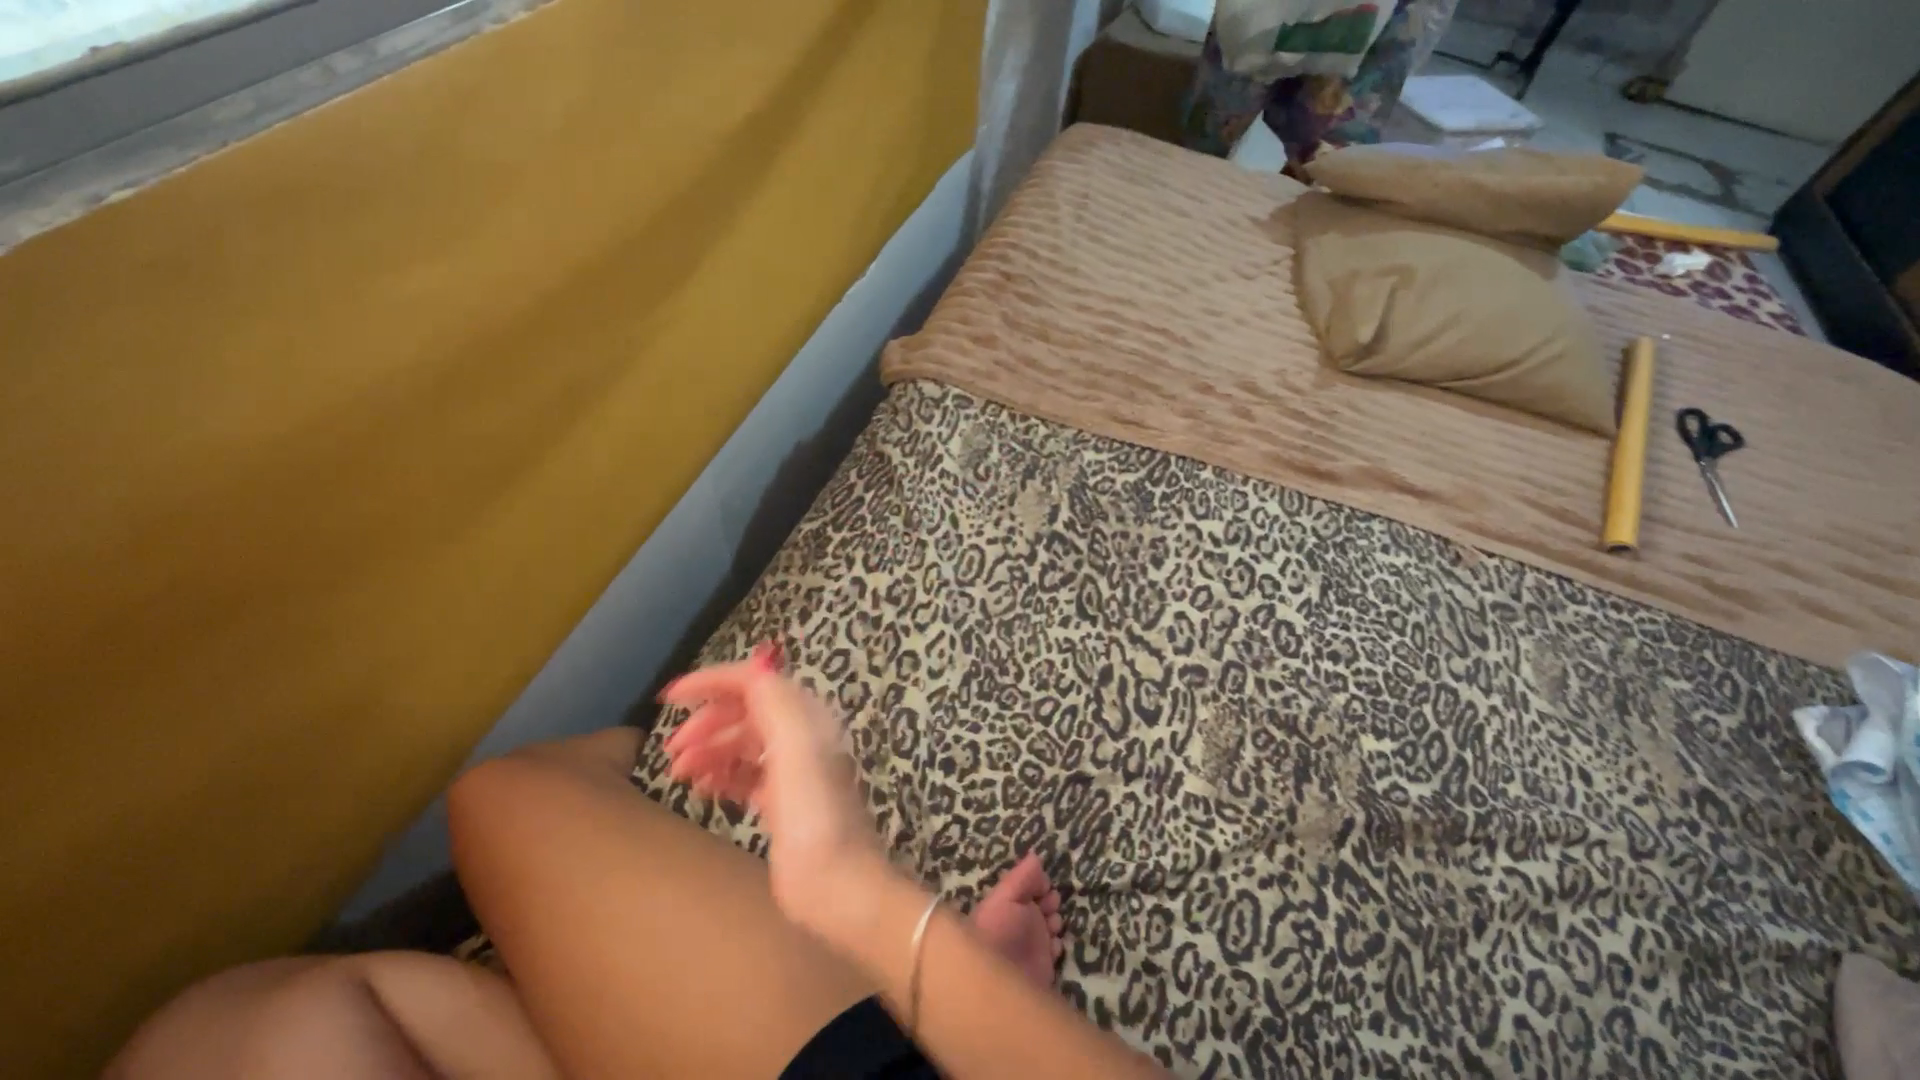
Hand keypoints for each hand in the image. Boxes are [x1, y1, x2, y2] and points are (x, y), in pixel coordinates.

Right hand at [659, 649, 894, 941]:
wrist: (838, 888)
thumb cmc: (816, 821)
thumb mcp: (798, 752)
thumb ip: (778, 705)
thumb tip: (755, 668)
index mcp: (809, 721)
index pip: (757, 682)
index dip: (714, 682)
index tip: (671, 698)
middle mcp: (803, 740)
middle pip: (746, 713)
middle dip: (707, 723)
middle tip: (673, 751)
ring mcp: (794, 772)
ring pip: (743, 745)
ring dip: (708, 750)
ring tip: (679, 772)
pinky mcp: (785, 804)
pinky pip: (746, 775)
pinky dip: (721, 774)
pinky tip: (703, 787)